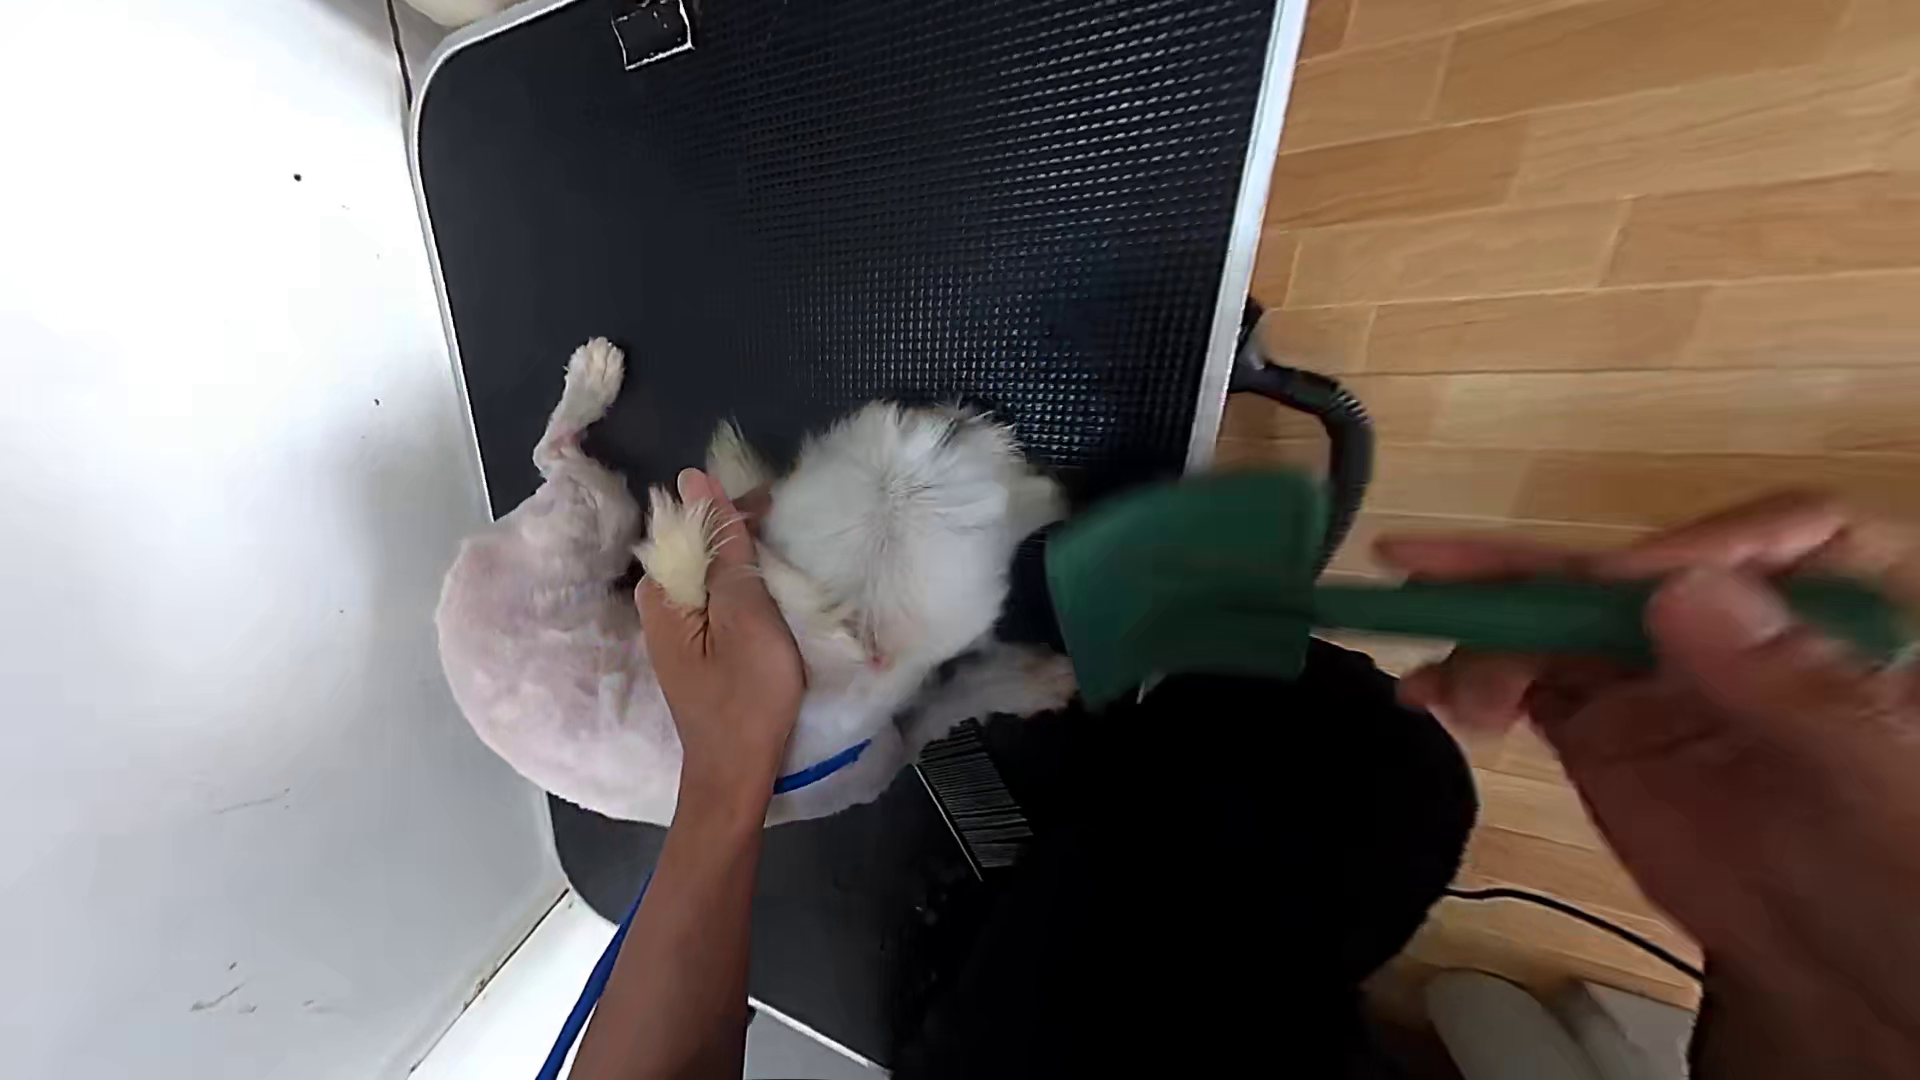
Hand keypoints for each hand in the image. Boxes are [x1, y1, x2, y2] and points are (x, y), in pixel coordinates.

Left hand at [637, 469, 804, 811]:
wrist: (736, 768)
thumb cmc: (747, 693)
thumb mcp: (745, 613)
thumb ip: (725, 548)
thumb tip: (695, 480)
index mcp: (662, 592)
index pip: (691, 524)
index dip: (736, 510)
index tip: (779, 506)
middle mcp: (659, 604)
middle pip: (699, 547)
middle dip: (743, 532)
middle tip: (792, 531)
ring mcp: (676, 627)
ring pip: (711, 572)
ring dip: (748, 558)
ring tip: (790, 553)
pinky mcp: (695, 644)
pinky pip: (717, 597)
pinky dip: (745, 586)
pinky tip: (773, 588)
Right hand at [1379, 494, 1919, 1076]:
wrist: (1832, 977)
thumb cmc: (1897, 899)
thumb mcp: (1882, 804)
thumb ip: (1801, 695)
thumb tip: (1680, 590)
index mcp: (1837, 635)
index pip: (1777, 547)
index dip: (1691, 548)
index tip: (1608, 585)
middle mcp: (1728, 639)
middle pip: (1612, 578)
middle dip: (1512, 572)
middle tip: (1417, 563)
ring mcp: (1645, 677)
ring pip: (1539, 626)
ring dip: (1475, 646)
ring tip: (1453, 700)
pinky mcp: (1585, 716)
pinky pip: (1509, 677)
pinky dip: (1457, 678)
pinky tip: (1426, 695)